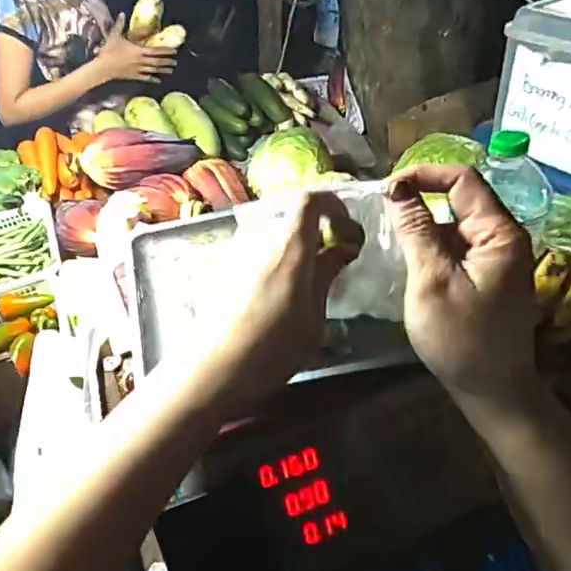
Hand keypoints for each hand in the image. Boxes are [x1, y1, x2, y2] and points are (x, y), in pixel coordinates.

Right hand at [91, 16, 175, 83]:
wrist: (103, 67)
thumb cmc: (109, 51)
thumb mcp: (114, 36)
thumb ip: (119, 25)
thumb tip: (122, 13)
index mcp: (138, 50)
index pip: (155, 50)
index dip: (165, 51)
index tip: (174, 50)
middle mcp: (140, 61)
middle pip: (157, 62)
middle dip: (167, 61)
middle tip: (175, 62)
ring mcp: (138, 70)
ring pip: (153, 70)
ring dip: (162, 70)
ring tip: (171, 70)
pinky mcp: (133, 76)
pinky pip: (145, 78)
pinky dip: (153, 79)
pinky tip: (159, 81)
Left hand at [195, 192, 362, 408]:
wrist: (223, 369)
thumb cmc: (276, 349)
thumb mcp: (314, 317)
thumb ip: (326, 276)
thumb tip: (341, 248)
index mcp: (290, 252)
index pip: (308, 201)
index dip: (332, 204)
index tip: (347, 228)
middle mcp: (263, 246)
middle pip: (294, 220)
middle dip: (320, 233)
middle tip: (336, 262)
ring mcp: (242, 259)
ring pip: (278, 240)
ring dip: (300, 252)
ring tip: (313, 286)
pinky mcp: (230, 274)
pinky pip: (262, 256)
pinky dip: (281, 265)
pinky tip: (286, 298)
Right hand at [384, 165, 539, 404]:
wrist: (491, 388)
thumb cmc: (461, 337)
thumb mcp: (432, 281)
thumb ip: (416, 231)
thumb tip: (398, 190)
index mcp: (499, 234)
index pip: (464, 180)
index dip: (424, 174)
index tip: (387, 189)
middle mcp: (503, 238)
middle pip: (460, 199)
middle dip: (420, 198)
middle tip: (381, 213)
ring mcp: (495, 258)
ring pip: (454, 224)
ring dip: (422, 224)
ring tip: (388, 236)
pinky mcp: (484, 275)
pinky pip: (454, 246)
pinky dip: (429, 245)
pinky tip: (407, 259)